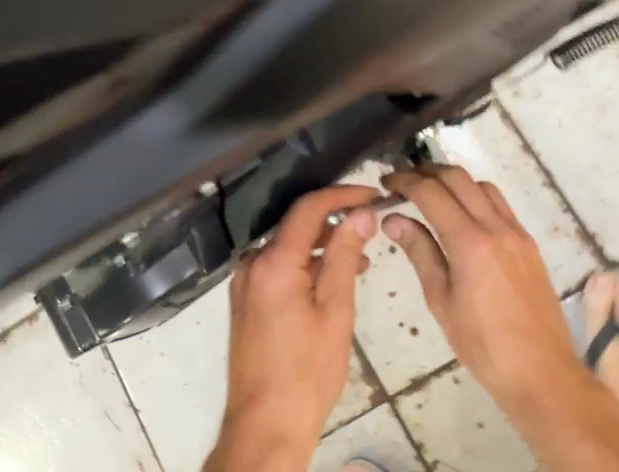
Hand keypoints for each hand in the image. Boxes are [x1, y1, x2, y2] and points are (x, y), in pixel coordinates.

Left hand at [204, 183, 380, 471]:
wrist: (266, 424)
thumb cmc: (308, 372)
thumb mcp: (336, 310)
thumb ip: (346, 256)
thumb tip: (361, 213)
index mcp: (273, 262)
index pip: (309, 208)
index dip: (343, 194)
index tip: (373, 193)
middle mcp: (252, 263)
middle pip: (296, 225)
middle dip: (335, 220)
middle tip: (372, 225)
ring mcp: (245, 282)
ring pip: (288, 246)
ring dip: (323, 245)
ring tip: (360, 258)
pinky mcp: (246, 300)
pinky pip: (278, 267)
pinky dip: (305, 264)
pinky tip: (333, 279)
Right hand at [379, 165, 585, 412]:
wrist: (543, 373)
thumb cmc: (483, 346)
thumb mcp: (441, 301)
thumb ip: (419, 252)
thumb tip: (393, 220)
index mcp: (470, 242)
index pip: (431, 192)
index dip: (405, 182)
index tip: (386, 184)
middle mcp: (495, 227)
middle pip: (457, 177)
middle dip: (426, 173)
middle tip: (403, 184)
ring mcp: (516, 233)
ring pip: (481, 185)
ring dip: (453, 180)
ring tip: (430, 194)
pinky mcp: (528, 243)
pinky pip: (499, 204)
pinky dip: (475, 196)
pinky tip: (462, 214)